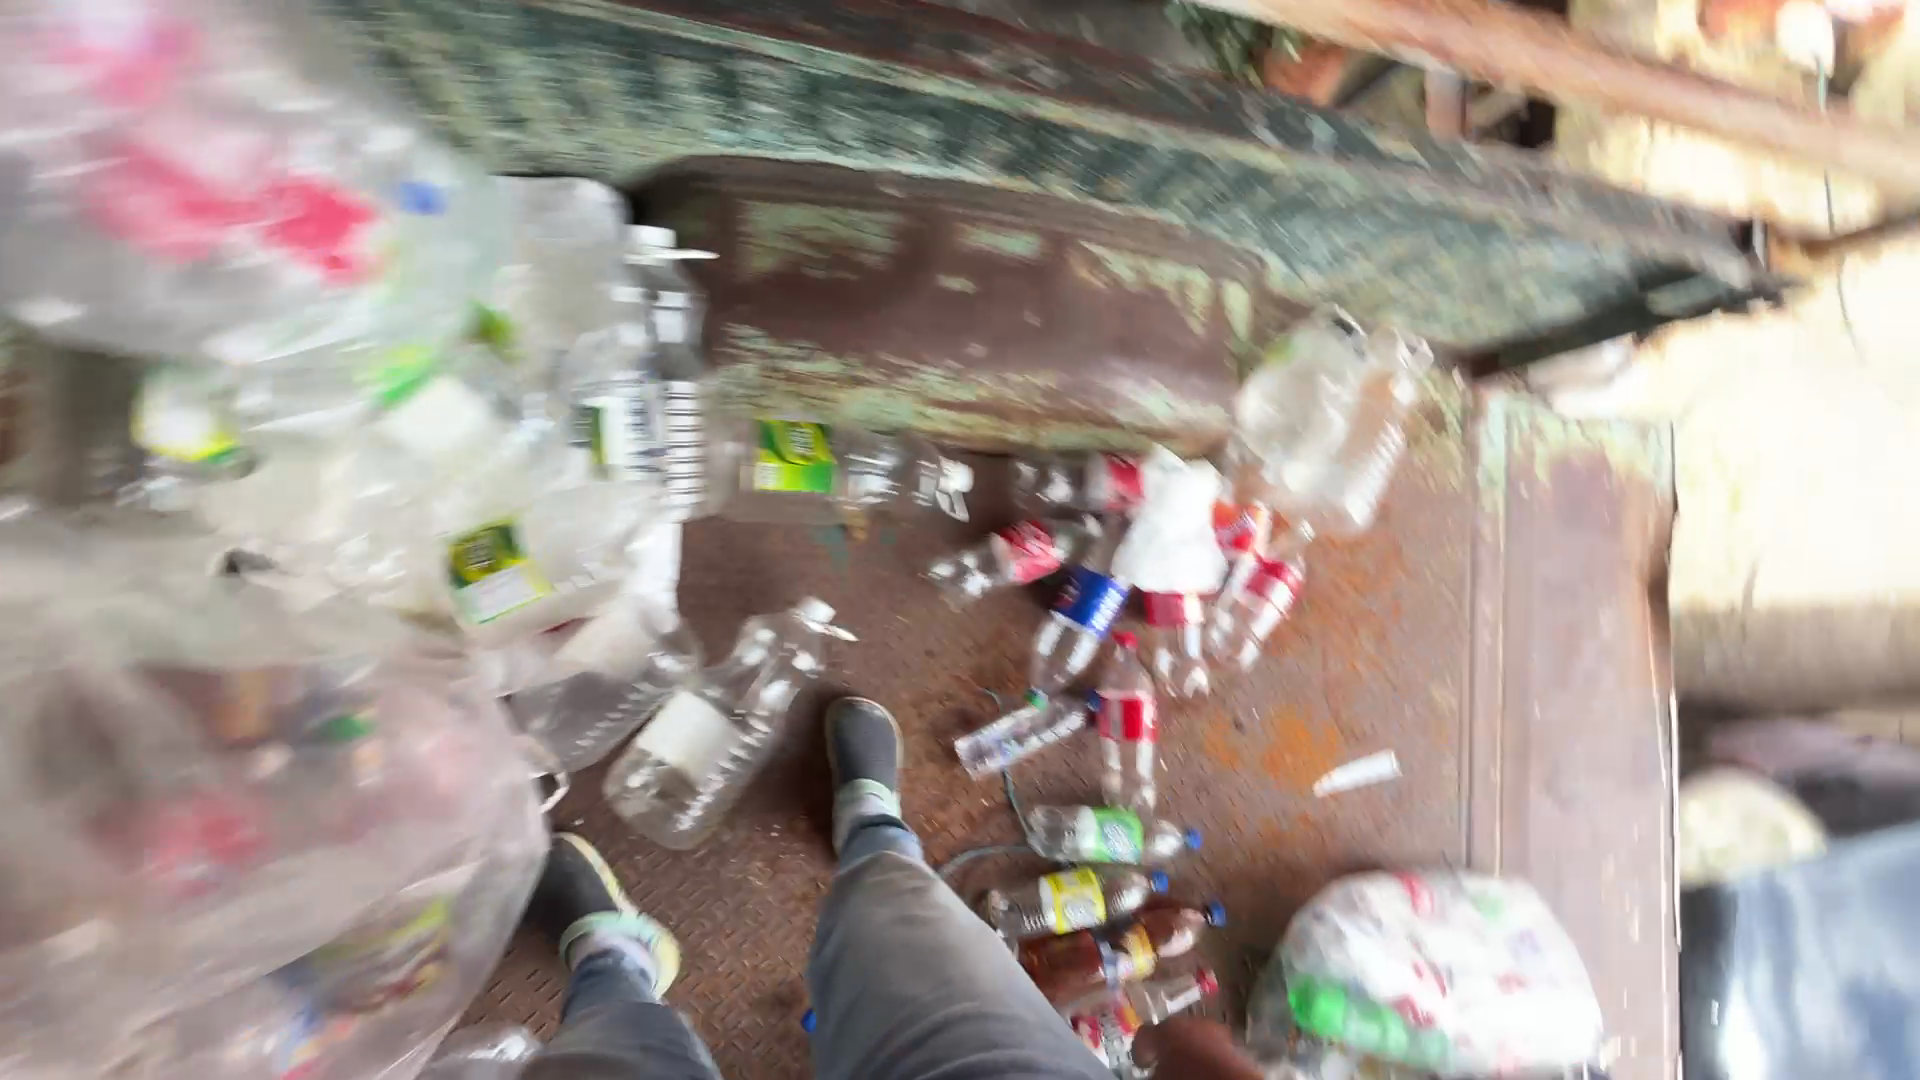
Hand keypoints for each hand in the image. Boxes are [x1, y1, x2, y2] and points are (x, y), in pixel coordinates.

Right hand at [1131, 1015, 1265, 1079]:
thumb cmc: (1187, 1078)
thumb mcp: (1161, 1078)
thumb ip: (1153, 1074)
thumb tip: (1152, 1073)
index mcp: (1164, 1029)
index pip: (1144, 1034)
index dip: (1140, 1051)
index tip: (1142, 1066)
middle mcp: (1187, 1022)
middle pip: (1171, 1032)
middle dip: (1167, 1047)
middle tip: (1164, 1065)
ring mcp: (1212, 1029)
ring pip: (1194, 1037)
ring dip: (1189, 1050)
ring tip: (1187, 1068)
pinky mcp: (1232, 1042)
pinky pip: (1213, 1047)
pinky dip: (1207, 1056)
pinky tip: (1207, 1070)